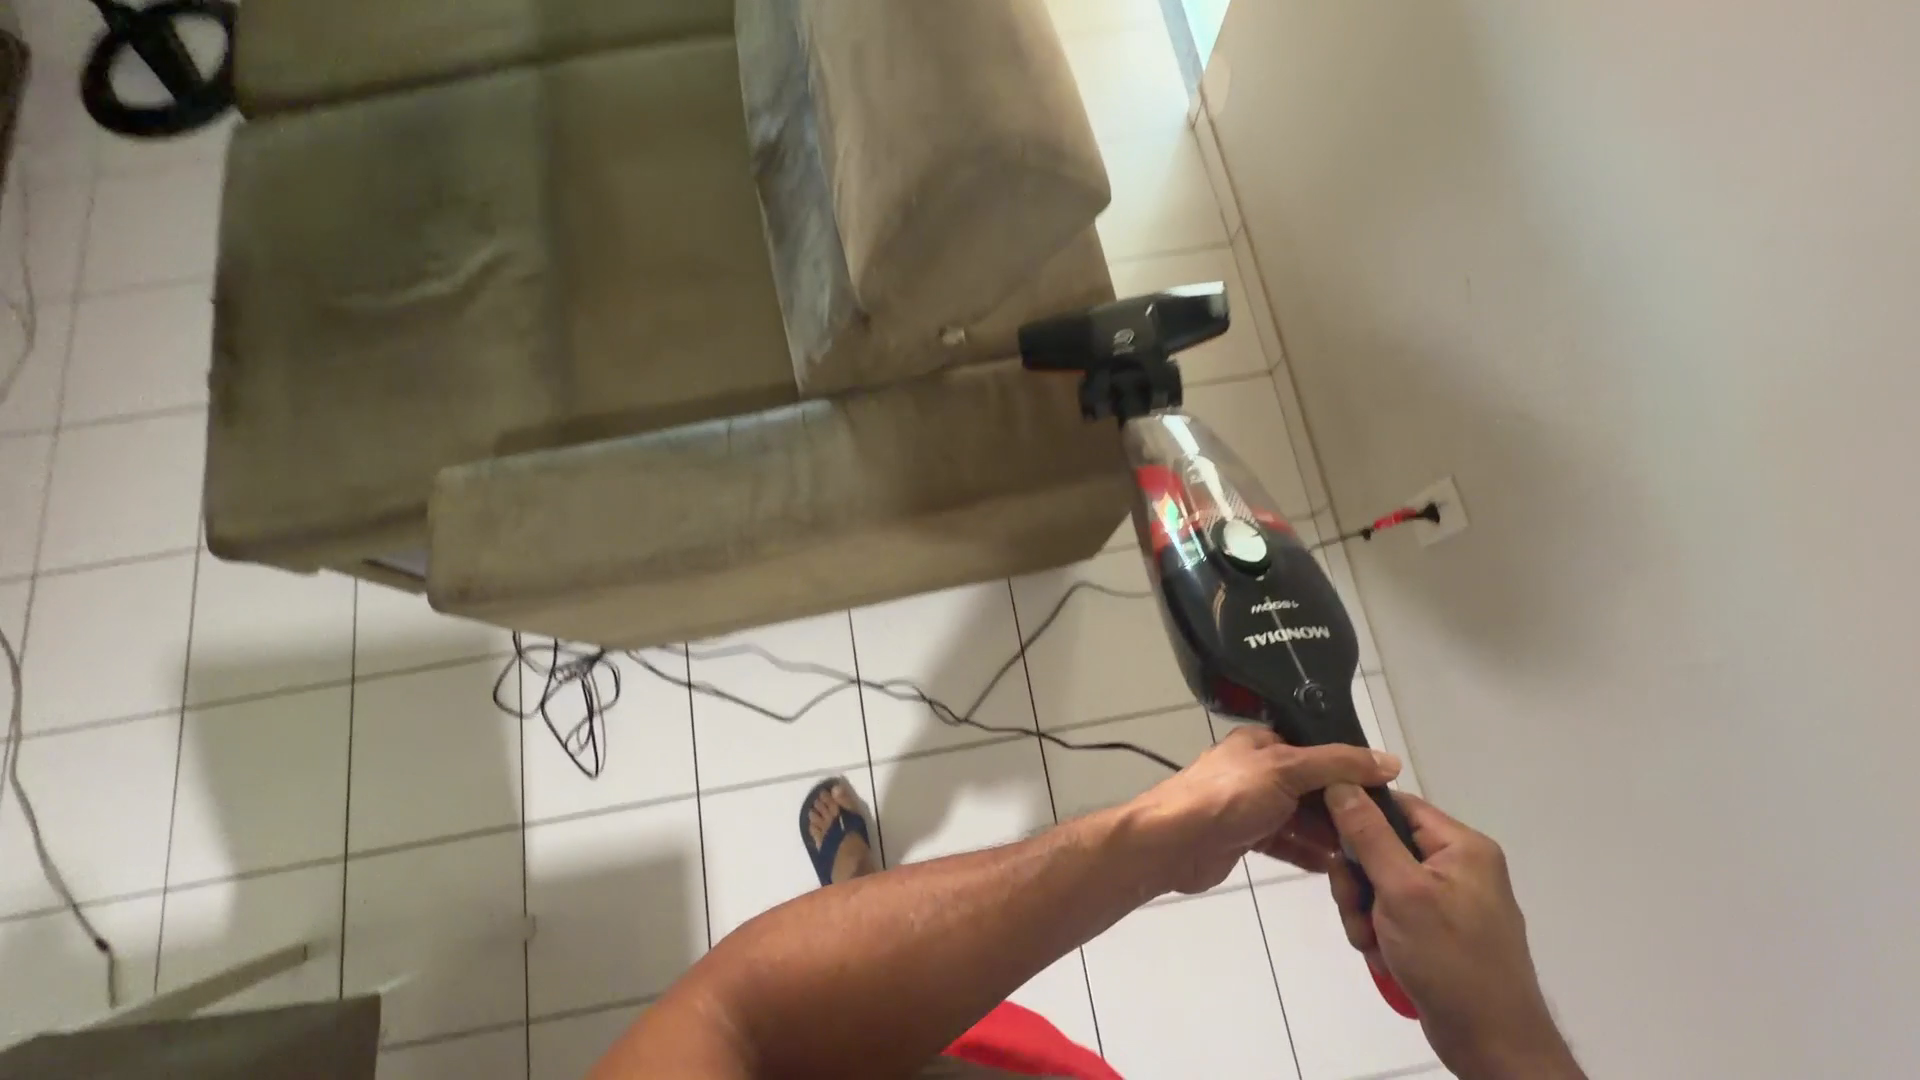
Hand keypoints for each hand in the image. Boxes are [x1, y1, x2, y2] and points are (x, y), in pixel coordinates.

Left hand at [1128, 726, 1399, 895]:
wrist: (1174, 841)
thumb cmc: (1228, 796)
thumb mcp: (1286, 768)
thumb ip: (1336, 764)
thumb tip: (1389, 761)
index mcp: (1261, 742)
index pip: (1315, 748)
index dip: (1349, 768)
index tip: (1386, 792)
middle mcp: (1256, 769)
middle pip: (1310, 785)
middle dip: (1342, 805)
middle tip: (1382, 829)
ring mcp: (1249, 804)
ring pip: (1299, 816)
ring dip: (1328, 832)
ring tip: (1366, 851)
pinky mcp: (1244, 836)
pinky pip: (1285, 842)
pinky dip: (1307, 852)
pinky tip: (1336, 866)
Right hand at [1325, 786, 1582, 1079]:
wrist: (1494, 1047)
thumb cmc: (1451, 961)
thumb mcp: (1402, 891)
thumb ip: (1367, 834)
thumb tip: (1340, 781)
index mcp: (1461, 846)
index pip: (1394, 804)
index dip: (1355, 815)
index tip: (1328, 838)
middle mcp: (1456, 865)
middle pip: (1378, 845)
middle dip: (1358, 881)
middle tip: (1360, 911)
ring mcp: (1446, 899)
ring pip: (1376, 881)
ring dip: (1362, 910)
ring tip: (1373, 941)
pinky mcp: (1435, 929)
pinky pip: (1388, 911)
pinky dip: (1377, 931)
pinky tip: (1383, 955)